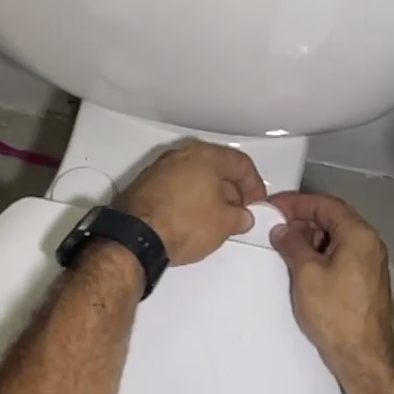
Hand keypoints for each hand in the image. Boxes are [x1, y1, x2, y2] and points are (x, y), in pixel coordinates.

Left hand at [116, 141, 265, 265]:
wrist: (136, 238)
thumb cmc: (183, 223)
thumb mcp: (224, 224)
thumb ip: (240, 217)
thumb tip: (242, 217)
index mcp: (205, 156)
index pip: (241, 164)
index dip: (255, 185)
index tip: (257, 203)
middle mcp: (181, 155)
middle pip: (216, 167)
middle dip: (232, 190)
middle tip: (239, 212)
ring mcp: (160, 168)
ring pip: (195, 176)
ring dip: (210, 194)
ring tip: (216, 219)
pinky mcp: (145, 185)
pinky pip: (176, 186)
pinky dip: (189, 198)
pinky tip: (192, 219)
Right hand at [267, 193, 393, 380]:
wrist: (363, 355)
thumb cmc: (334, 312)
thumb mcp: (306, 274)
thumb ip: (293, 245)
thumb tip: (282, 230)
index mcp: (359, 235)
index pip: (327, 205)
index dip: (298, 202)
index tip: (273, 206)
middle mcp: (370, 243)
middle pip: (334, 218)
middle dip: (303, 218)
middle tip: (275, 225)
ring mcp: (371, 262)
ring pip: (337, 237)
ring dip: (311, 236)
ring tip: (284, 244)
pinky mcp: (366, 280)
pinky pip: (342, 254)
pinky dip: (321, 252)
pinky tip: (301, 263)